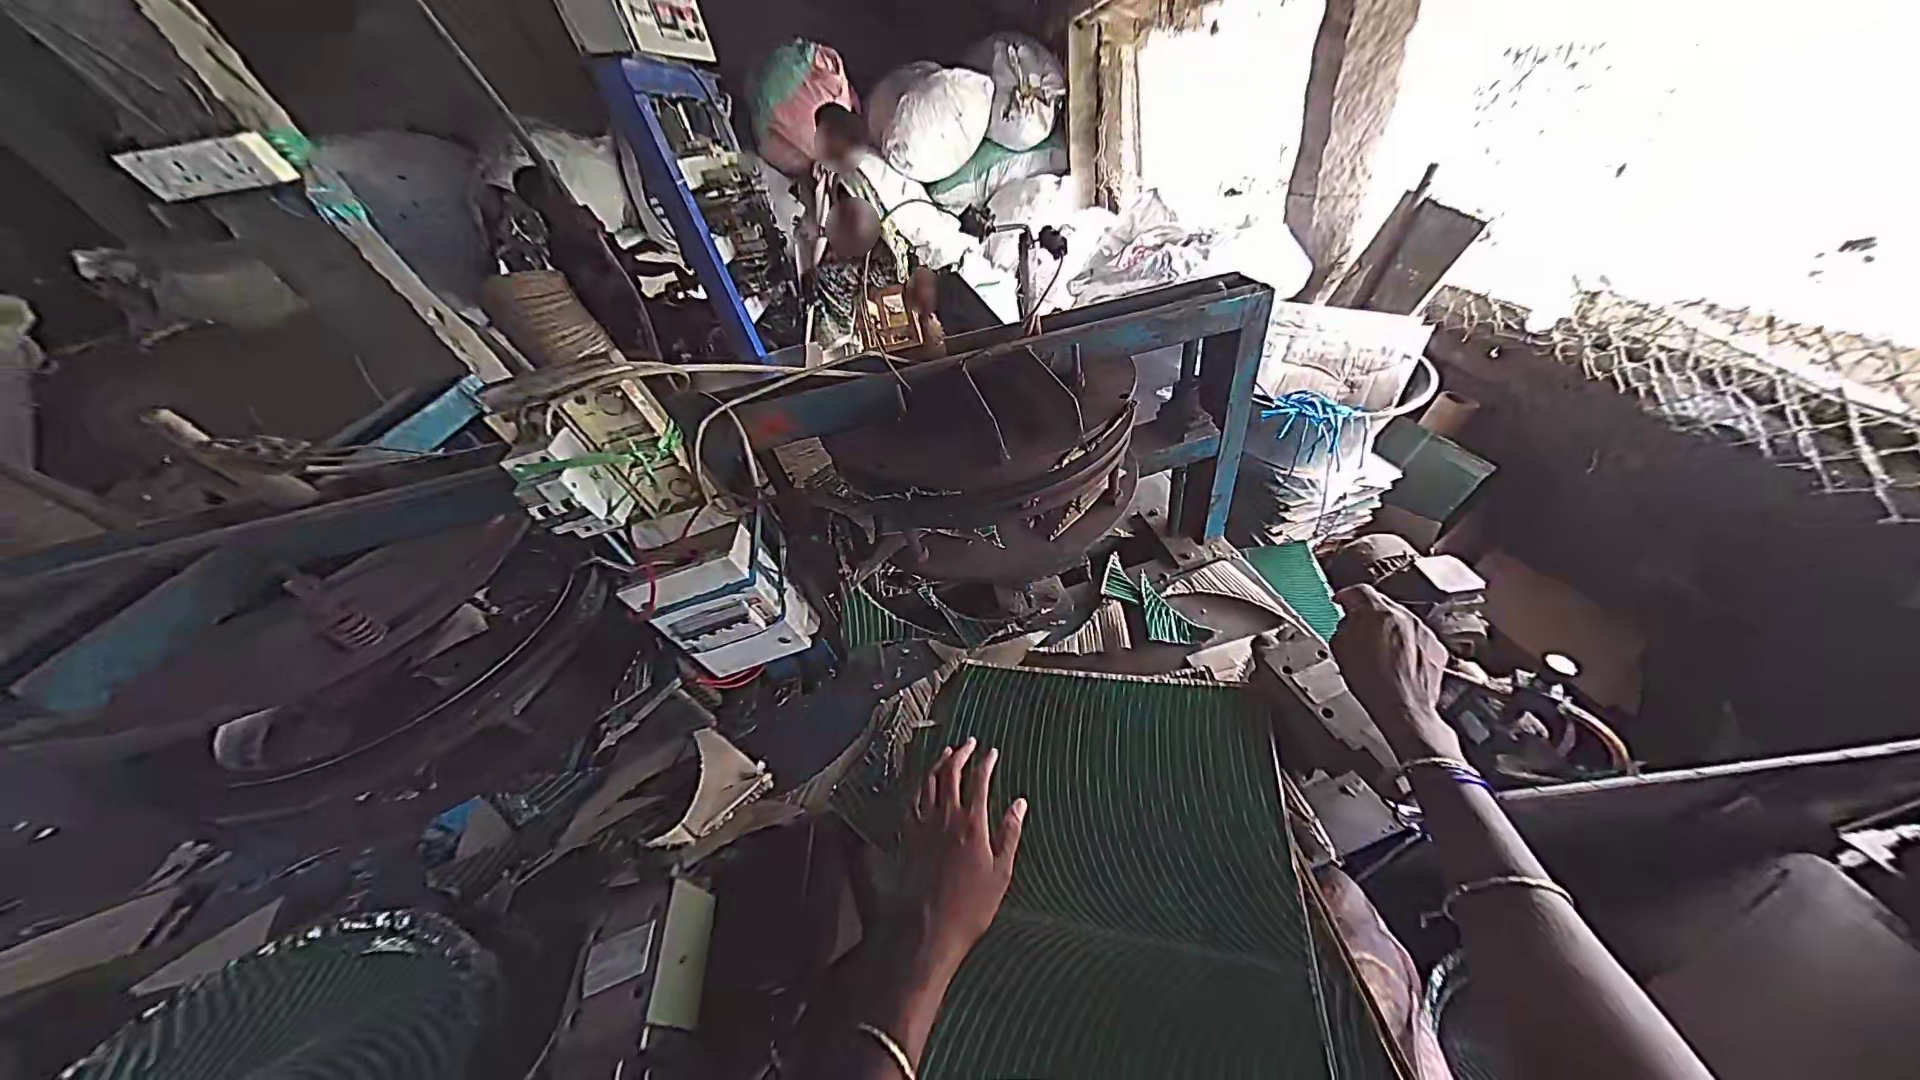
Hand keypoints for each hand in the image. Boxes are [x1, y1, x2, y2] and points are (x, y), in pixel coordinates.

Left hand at [904, 737, 1026, 975]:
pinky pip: (911, 801)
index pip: (979, 780)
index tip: (992, 752)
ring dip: (938, 763)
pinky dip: (917, 786)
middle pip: (951, 773)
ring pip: (928, 782)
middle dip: (961, 753)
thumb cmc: (970, 907)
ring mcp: (923, 825)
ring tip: (946, 753)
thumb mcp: (1001, 872)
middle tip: (969, 743)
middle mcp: (945, 817)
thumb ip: (1010, 834)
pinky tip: (921, 784)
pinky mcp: (908, 837)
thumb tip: (1020, 804)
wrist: (929, 929)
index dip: (986, 762)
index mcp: (972, 824)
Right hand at [1331, 585, 1462, 760]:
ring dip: (1387, 627)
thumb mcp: (1340, 648)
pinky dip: (1404, 641)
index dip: (1346, 595)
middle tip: (1355, 624)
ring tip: (1374, 646)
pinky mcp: (1436, 647)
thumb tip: (1348, 619)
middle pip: (1382, 603)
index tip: (1341, 601)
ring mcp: (1423, 632)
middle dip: (1367, 612)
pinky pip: (1416, 635)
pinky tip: (1393, 657)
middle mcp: (1405, 618)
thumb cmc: (1371, 682)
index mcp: (1377, 614)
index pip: (1359, 591)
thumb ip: (1343, 626)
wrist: (1403, 707)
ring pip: (1400, 619)